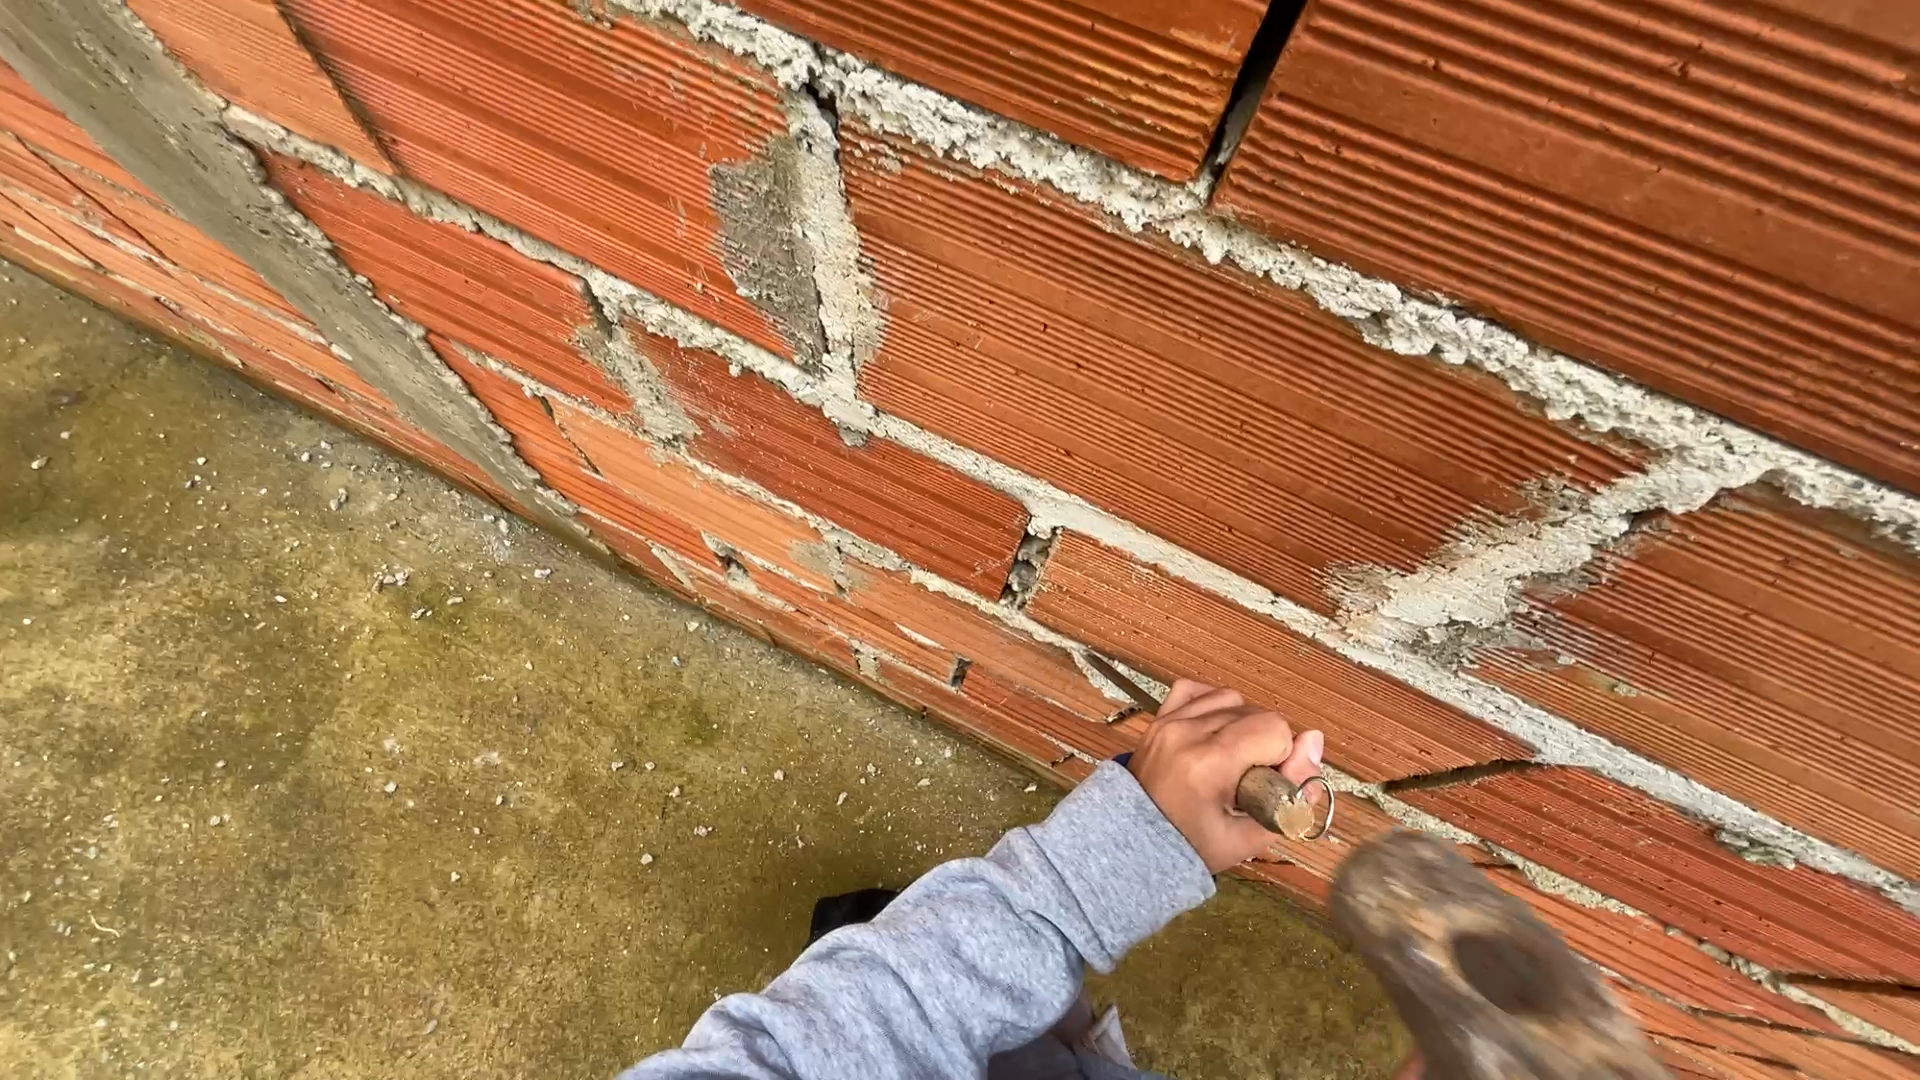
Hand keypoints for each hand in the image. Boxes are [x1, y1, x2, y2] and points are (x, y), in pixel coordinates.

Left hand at [1125, 679, 1325, 873]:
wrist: (1135, 840)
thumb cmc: (1193, 845)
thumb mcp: (1252, 836)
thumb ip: (1294, 793)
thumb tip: (1314, 739)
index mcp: (1208, 764)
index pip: (1274, 728)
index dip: (1284, 756)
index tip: (1270, 784)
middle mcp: (1186, 732)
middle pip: (1256, 712)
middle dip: (1268, 743)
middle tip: (1252, 778)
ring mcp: (1169, 721)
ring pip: (1231, 697)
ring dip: (1244, 722)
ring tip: (1236, 757)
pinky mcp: (1159, 717)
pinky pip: (1196, 689)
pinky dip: (1214, 704)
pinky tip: (1217, 730)